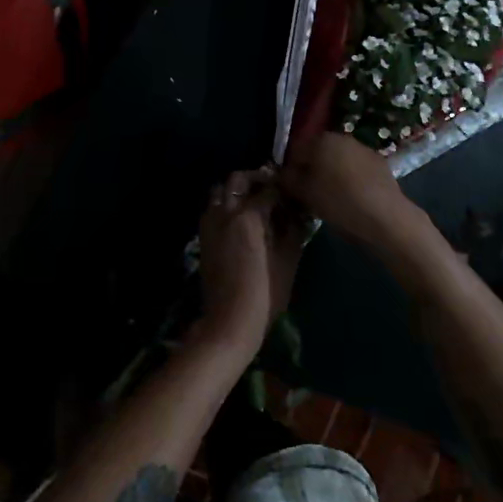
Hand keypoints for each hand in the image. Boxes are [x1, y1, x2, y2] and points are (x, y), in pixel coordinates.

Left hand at [196, 169, 304, 349]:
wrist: (230, 321)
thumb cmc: (266, 290)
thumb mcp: (289, 257)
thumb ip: (294, 228)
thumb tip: (299, 212)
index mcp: (249, 215)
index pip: (269, 188)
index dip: (284, 187)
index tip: (296, 192)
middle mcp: (226, 213)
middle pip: (237, 180)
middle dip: (256, 179)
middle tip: (274, 190)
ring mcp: (210, 226)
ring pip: (219, 192)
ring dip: (237, 191)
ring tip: (255, 203)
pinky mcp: (203, 239)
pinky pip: (213, 210)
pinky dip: (226, 206)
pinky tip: (242, 222)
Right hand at [281, 133, 413, 246]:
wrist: (383, 215)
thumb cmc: (338, 201)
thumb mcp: (304, 193)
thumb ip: (289, 179)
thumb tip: (284, 173)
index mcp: (323, 140)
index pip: (298, 150)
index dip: (291, 169)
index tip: (291, 188)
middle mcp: (345, 138)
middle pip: (320, 153)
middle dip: (314, 170)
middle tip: (310, 194)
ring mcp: (365, 149)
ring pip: (340, 161)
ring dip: (333, 174)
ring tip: (331, 198)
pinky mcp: (381, 164)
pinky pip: (357, 169)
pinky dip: (351, 179)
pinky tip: (352, 198)